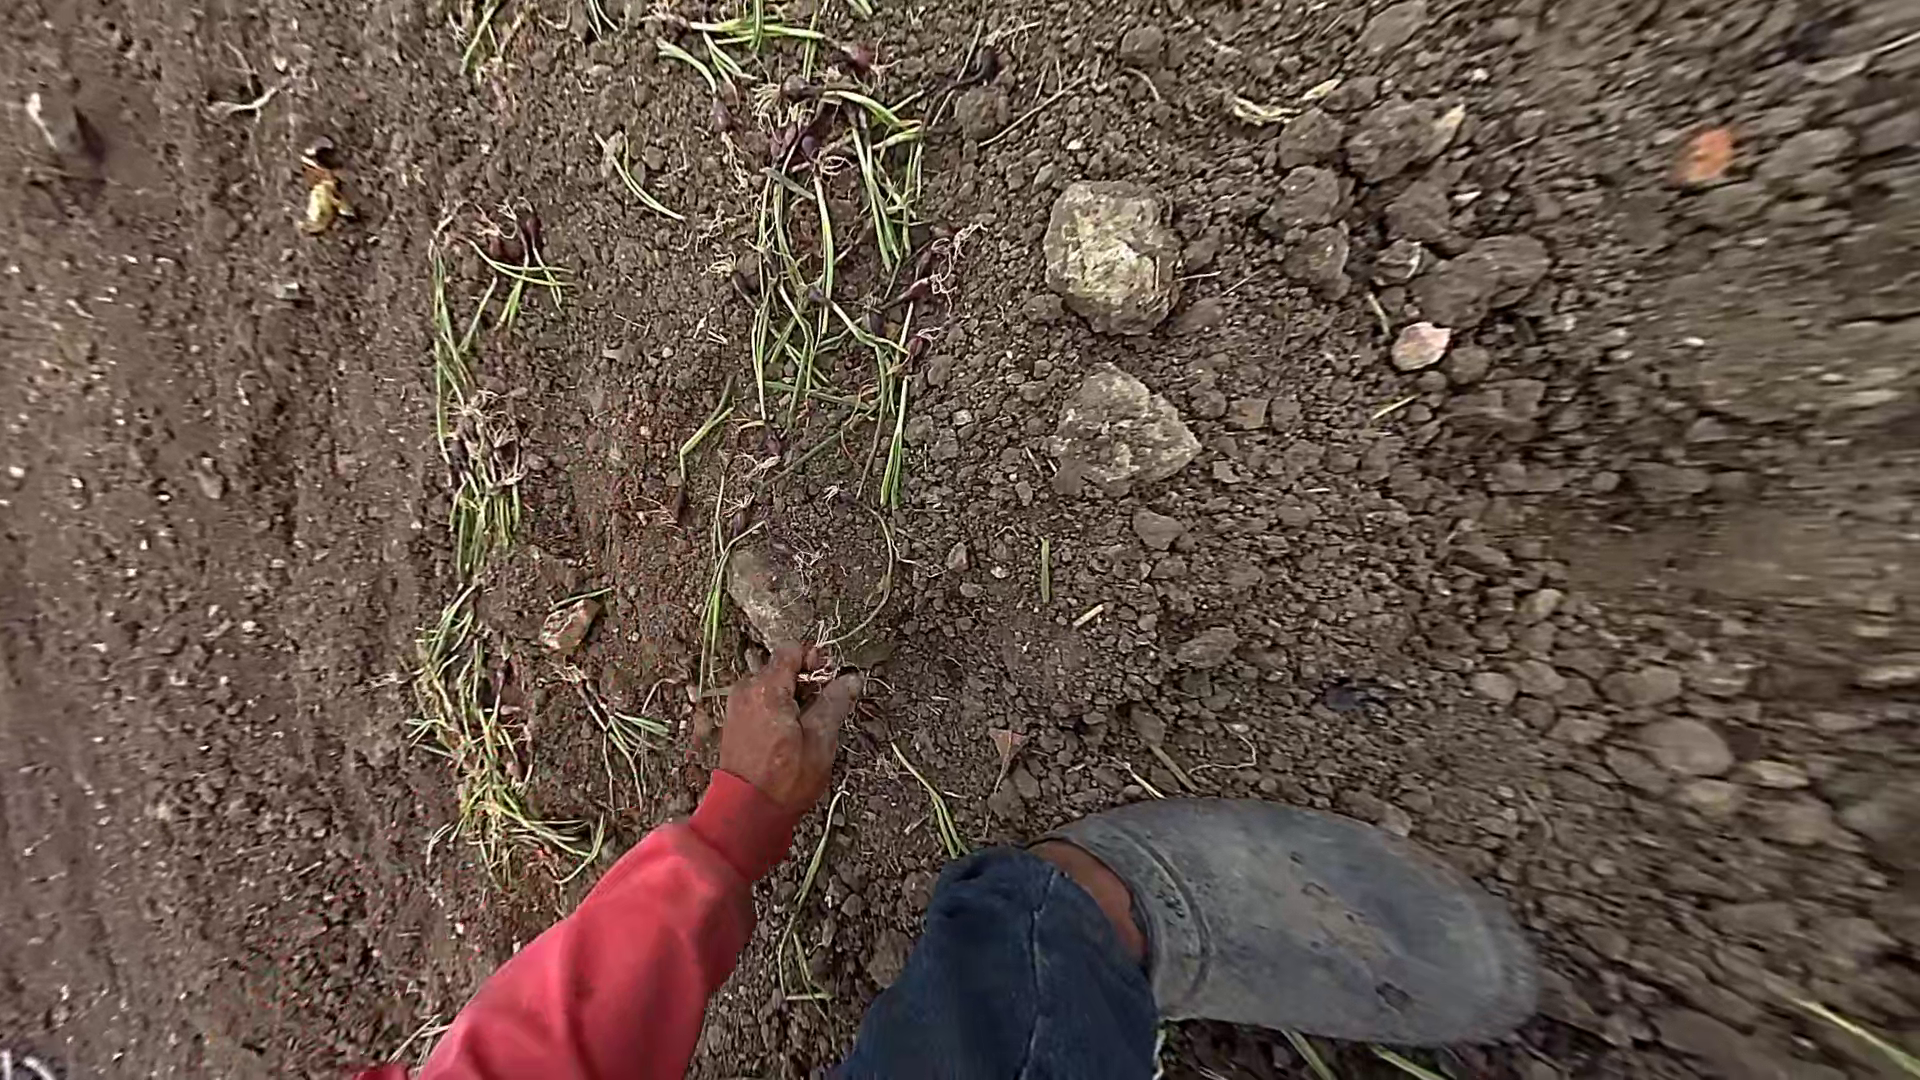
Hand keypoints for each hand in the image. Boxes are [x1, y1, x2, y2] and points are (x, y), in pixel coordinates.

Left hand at [719, 645, 859, 814]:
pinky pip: (762, 701)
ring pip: (773, 685)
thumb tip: (851, 679)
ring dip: (794, 697)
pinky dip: (779, 709)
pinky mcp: (735, 723)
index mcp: (767, 688)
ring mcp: (738, 707)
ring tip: (808, 725)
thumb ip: (835, 701)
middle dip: (806, 681)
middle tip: (823, 707)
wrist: (746, 816)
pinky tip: (791, 734)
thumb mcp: (821, 737)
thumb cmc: (785, 779)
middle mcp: (747, 690)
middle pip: (783, 667)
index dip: (814, 659)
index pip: (792, 649)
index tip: (828, 680)